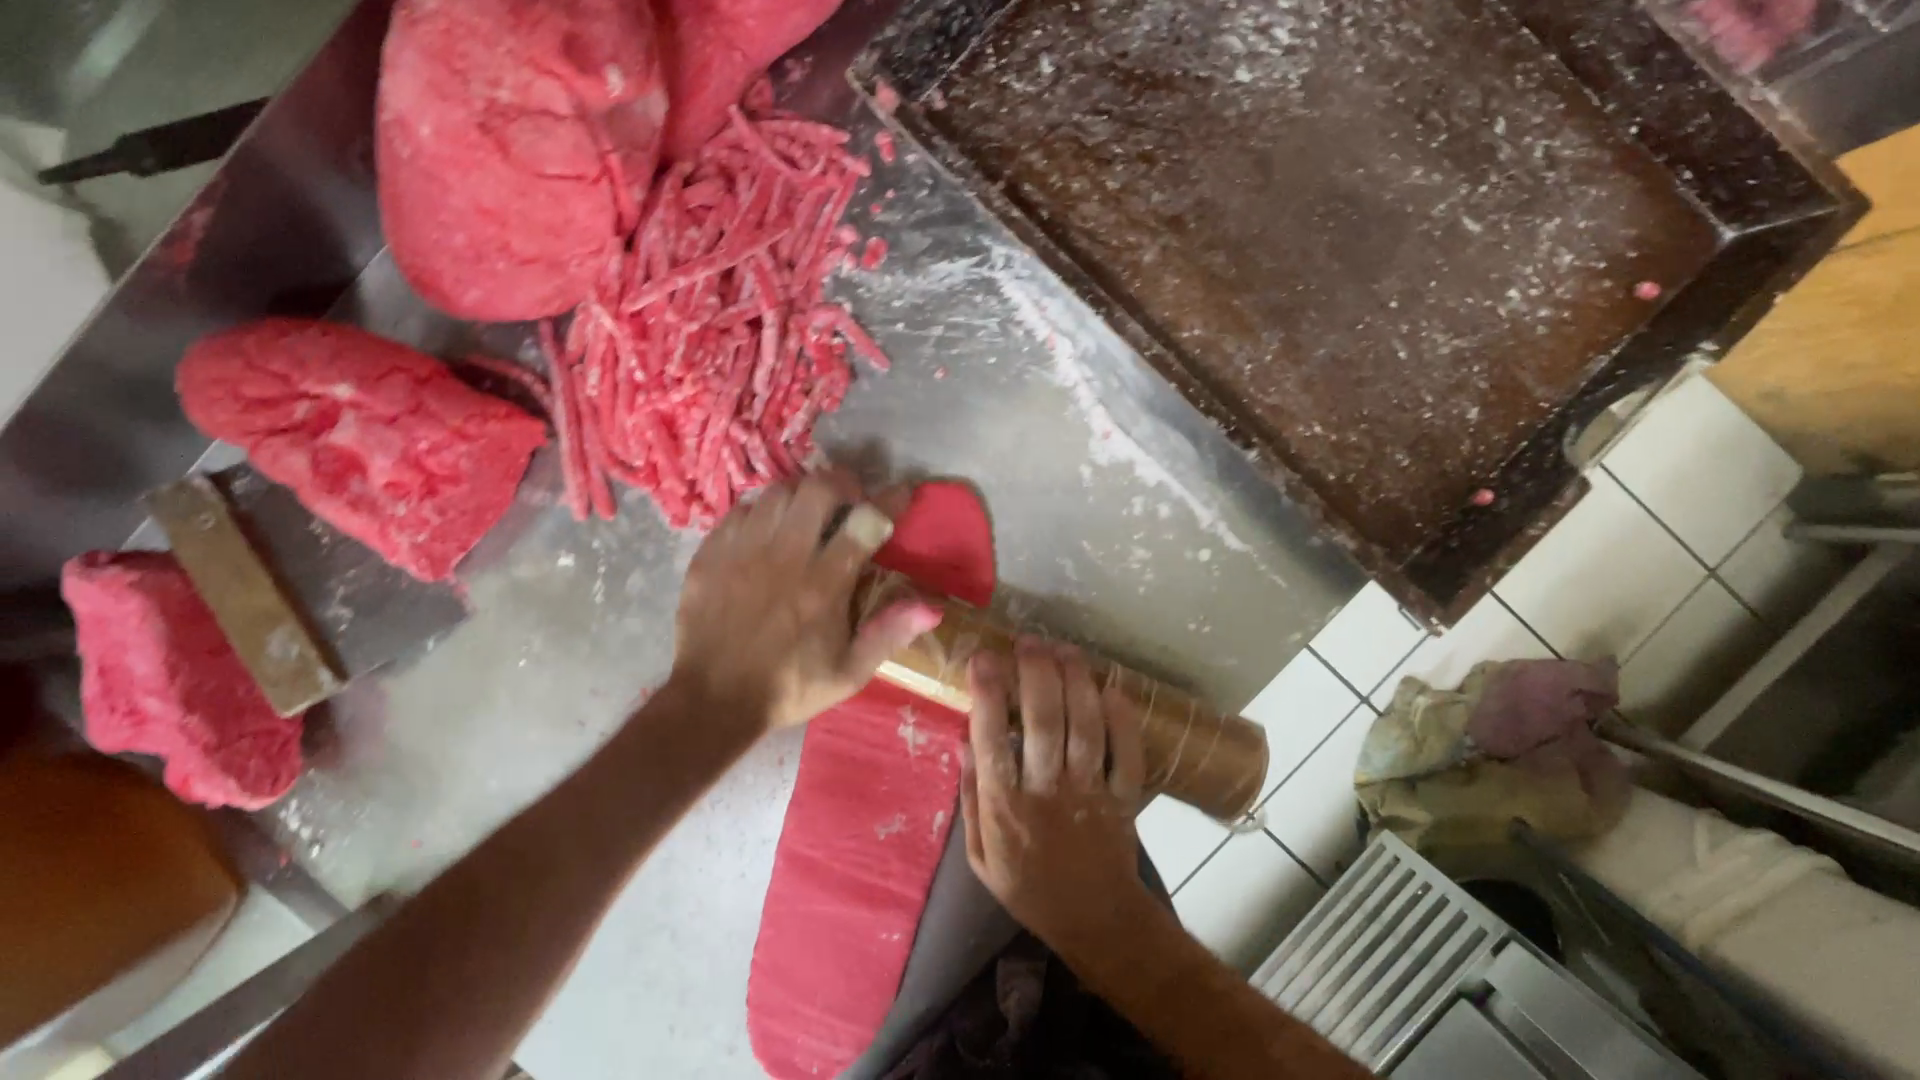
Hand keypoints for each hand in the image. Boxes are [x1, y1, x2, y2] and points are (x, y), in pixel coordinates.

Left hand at [670, 471, 943, 730]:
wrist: (713, 700)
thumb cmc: (788, 688)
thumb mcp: (848, 674)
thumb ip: (889, 634)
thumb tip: (931, 606)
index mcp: (824, 585)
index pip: (866, 522)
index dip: (890, 500)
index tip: (901, 493)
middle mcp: (785, 556)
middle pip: (819, 489)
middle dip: (842, 484)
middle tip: (849, 500)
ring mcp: (744, 550)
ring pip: (778, 492)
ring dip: (801, 494)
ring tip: (808, 511)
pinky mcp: (711, 552)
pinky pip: (741, 509)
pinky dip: (762, 510)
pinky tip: (768, 528)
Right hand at [959, 639, 1155, 961]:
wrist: (1092, 919)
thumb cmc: (1027, 885)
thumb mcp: (979, 855)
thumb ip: (972, 798)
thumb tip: (964, 741)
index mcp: (1005, 807)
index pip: (990, 740)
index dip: (986, 694)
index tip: (982, 658)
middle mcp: (1047, 792)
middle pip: (1043, 722)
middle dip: (1036, 674)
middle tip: (1030, 642)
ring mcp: (1090, 793)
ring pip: (1085, 728)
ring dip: (1076, 683)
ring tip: (1065, 650)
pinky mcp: (1124, 797)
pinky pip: (1126, 753)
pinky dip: (1122, 718)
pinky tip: (1111, 687)